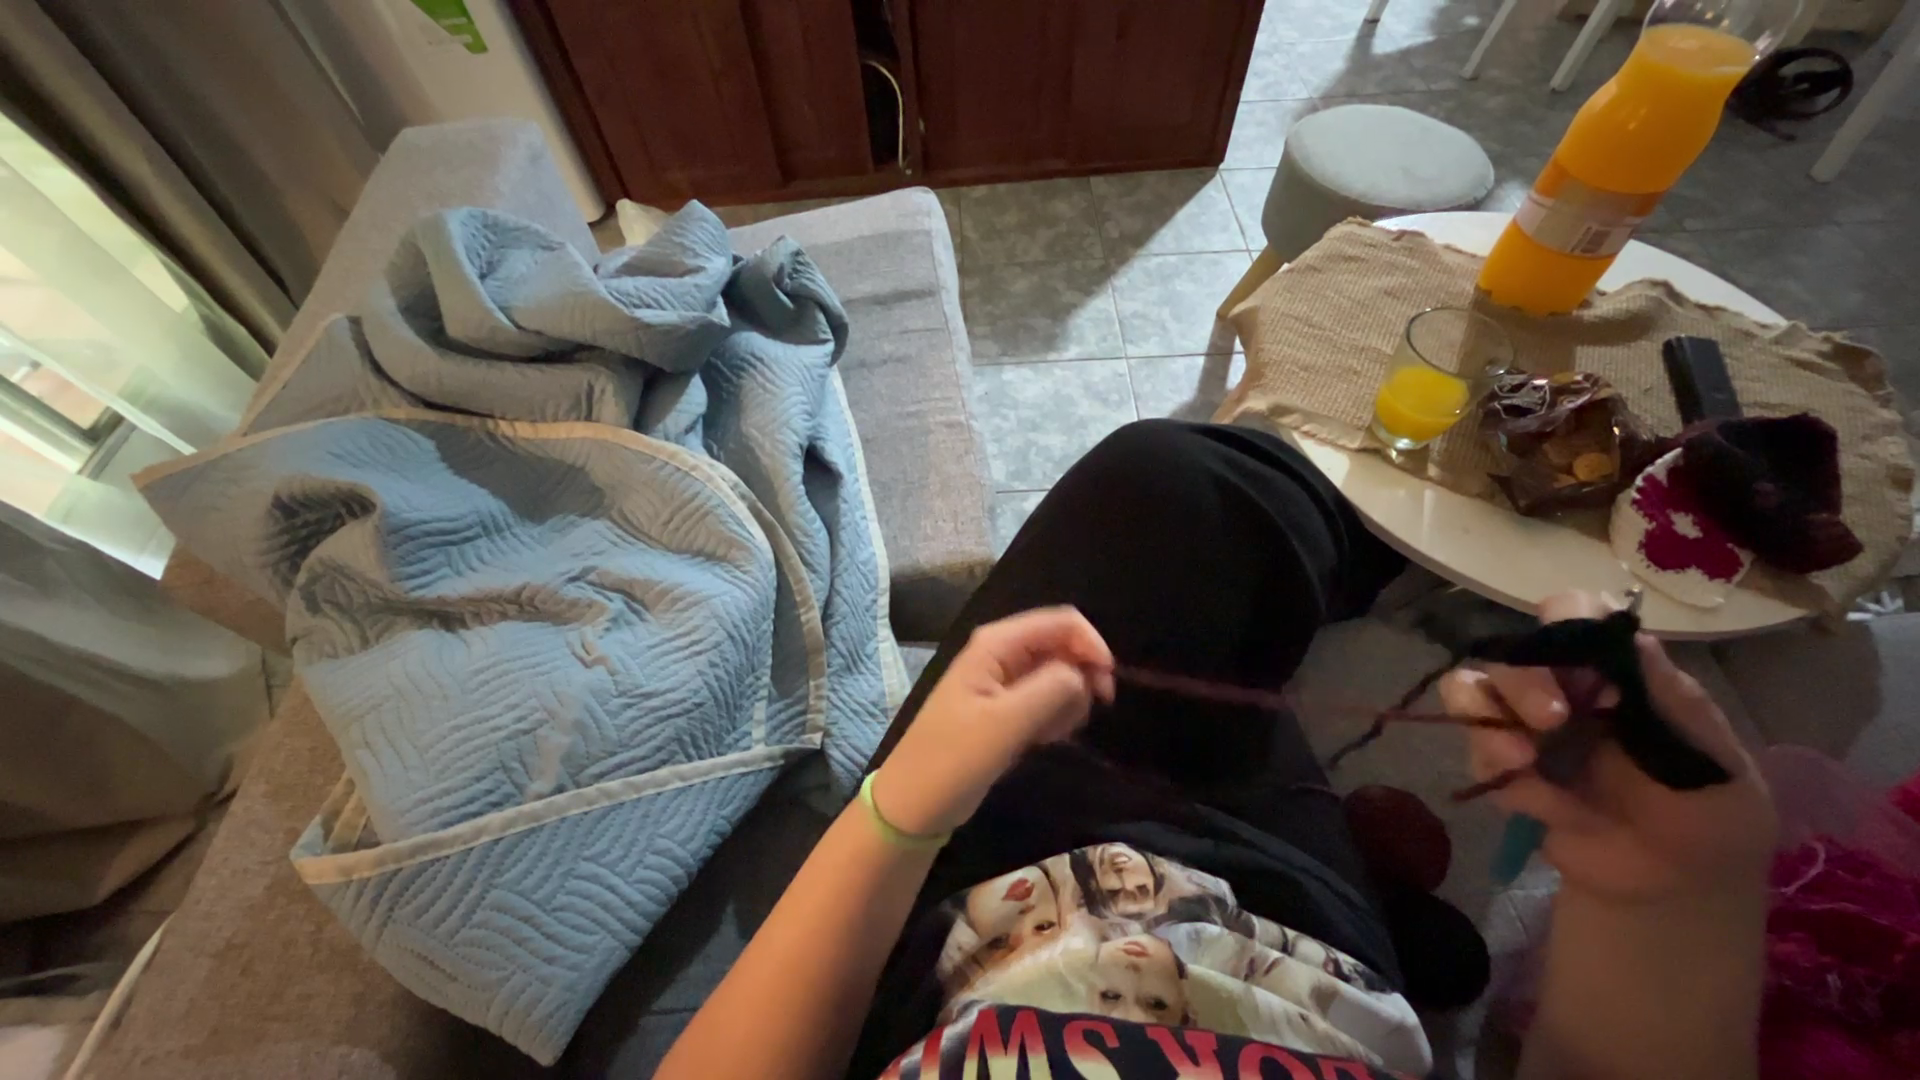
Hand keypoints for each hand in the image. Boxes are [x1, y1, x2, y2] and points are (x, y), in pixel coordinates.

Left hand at [870, 607, 1114, 836]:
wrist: (916, 804)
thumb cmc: (953, 759)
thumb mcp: (1005, 723)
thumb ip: (1051, 689)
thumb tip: (1084, 674)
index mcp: (997, 643)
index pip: (1062, 621)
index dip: (1092, 646)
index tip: (1106, 688)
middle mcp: (1002, 653)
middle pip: (1064, 646)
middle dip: (1081, 678)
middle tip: (1076, 719)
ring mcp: (1005, 681)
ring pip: (1061, 675)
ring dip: (1068, 703)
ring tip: (1049, 734)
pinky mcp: (1009, 709)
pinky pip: (1049, 699)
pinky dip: (1056, 717)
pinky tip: (1042, 740)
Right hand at [1440, 591, 1775, 904]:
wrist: (1673, 889)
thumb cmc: (1709, 816)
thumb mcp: (1713, 760)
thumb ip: (1671, 701)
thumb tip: (1626, 637)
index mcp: (1613, 672)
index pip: (1573, 616)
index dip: (1563, 621)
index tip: (1576, 658)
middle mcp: (1560, 687)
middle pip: (1512, 656)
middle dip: (1523, 683)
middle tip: (1551, 721)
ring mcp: (1522, 726)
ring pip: (1470, 691)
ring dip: (1489, 722)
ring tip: (1522, 763)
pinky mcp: (1499, 767)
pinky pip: (1476, 752)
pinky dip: (1507, 778)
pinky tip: (1548, 809)